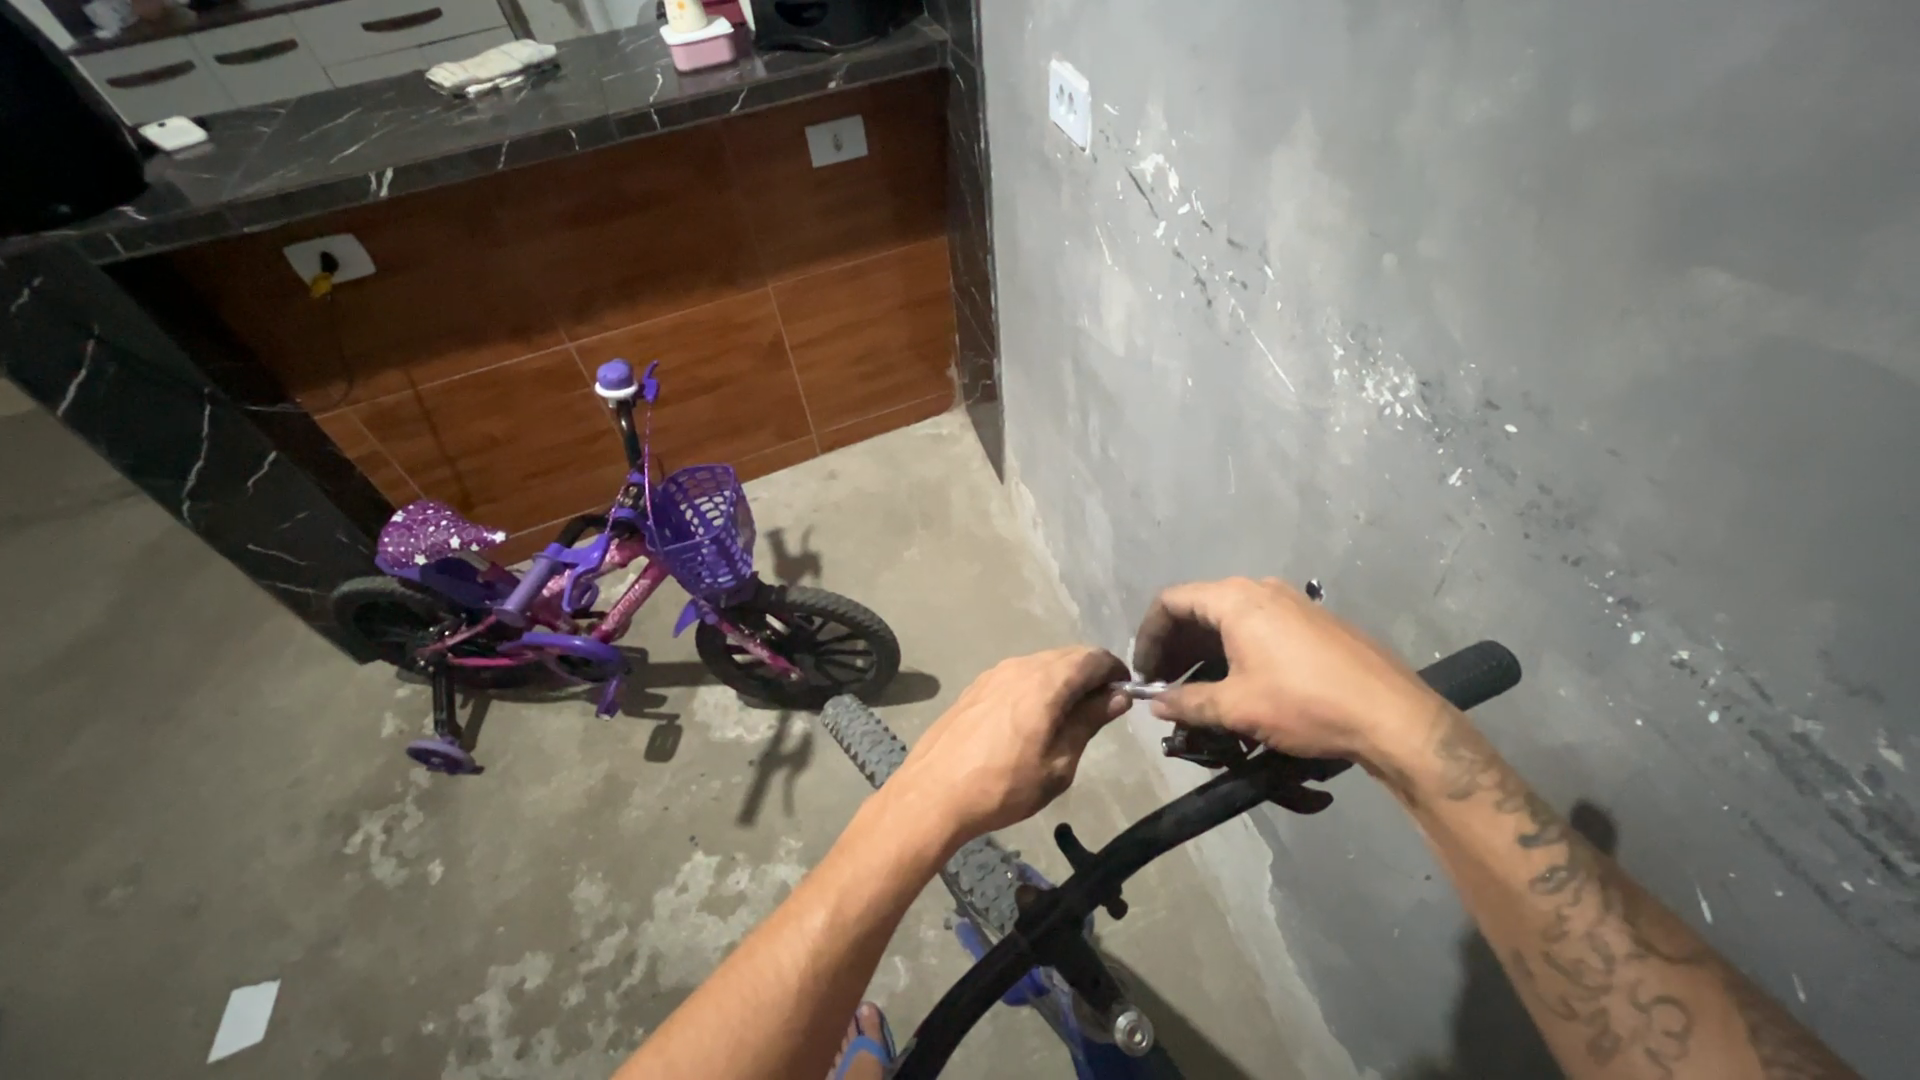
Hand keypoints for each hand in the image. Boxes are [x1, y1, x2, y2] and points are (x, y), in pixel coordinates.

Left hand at [887, 647, 1129, 844]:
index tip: (1125, 695)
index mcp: (1044, 681)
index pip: (1092, 657)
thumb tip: (1118, 696)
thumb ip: (1088, 722)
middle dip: (1090, 675)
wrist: (933, 794)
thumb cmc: (1004, 786)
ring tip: (1069, 717)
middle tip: (1102, 708)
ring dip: (1063, 681)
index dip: (1115, 671)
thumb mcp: (1059, 763)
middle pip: (1067, 656)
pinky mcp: (975, 688)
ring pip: (1041, 665)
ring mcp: (992, 674)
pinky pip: (1017, 676)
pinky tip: (1033, 718)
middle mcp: (1019, 667)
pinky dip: (1037, 686)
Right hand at [1132, 577, 1441, 764]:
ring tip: (1196, 689)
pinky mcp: (1313, 621)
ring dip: (1203, 650)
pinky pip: (1258, 626)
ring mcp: (1291, 602)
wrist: (1392, 715)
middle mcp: (1260, 589)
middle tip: (1165, 684)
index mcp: (1235, 600)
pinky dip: (1234, 649)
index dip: (1148, 636)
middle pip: (1199, 607)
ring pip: (1229, 618)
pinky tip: (1237, 683)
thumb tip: (1154, 703)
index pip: (1170, 602)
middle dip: (1174, 646)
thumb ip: (1188, 701)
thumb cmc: (1305, 704)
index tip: (1144, 672)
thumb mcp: (1237, 707)